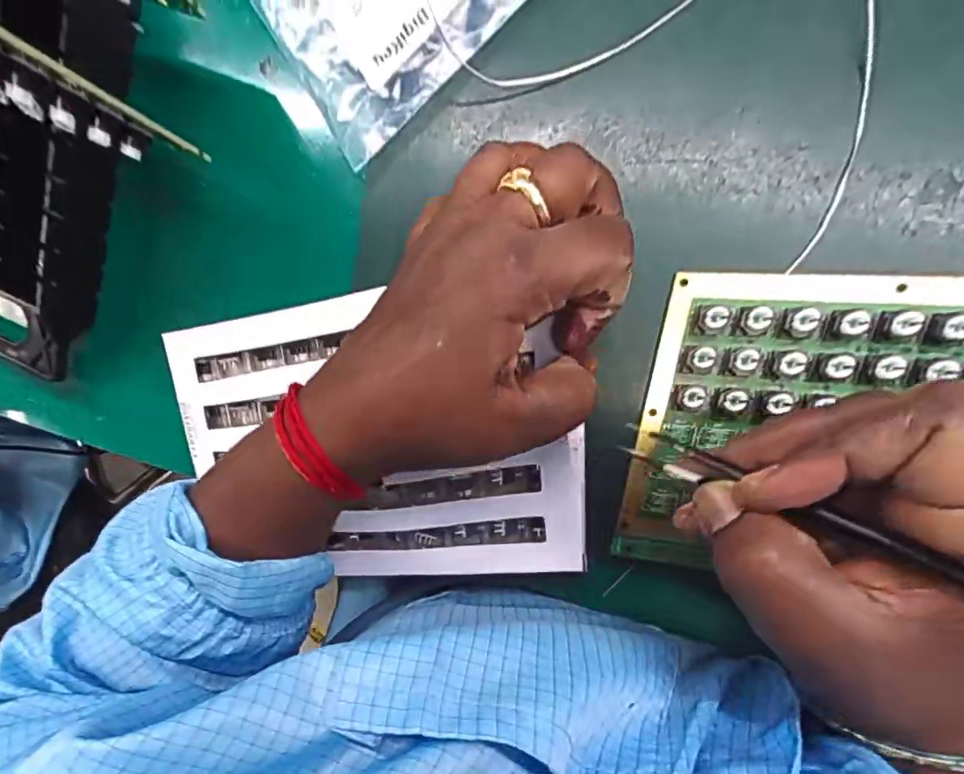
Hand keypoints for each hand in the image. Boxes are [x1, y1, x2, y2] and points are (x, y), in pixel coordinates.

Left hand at [300, 142, 633, 479]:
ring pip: (519, 156)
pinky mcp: (424, 237)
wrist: (353, 412)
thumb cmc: (422, 416)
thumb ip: (575, 393)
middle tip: (581, 278)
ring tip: (551, 245)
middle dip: (600, 220)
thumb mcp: (517, 427)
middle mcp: (484, 229)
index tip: (571, 340)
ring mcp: (448, 224)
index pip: (609, 242)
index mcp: (514, 270)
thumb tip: (580, 365)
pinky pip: (471, 182)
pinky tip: (499, 244)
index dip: (610, 294)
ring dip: (552, 190)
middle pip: (576, 169)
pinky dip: (499, 195)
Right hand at [673, 383, 963, 756]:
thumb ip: (763, 564)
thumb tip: (710, 500)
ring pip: (857, 431)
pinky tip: (743, 504)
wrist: (947, 723)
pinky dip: (781, 477)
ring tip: (719, 500)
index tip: (753, 493)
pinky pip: (843, 458)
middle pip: (889, 418)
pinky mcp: (922, 492)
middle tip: (715, 487)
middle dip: (788, 449)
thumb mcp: (825, 640)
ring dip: (775, 461)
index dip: (831, 446)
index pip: (937, 425)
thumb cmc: (907, 694)